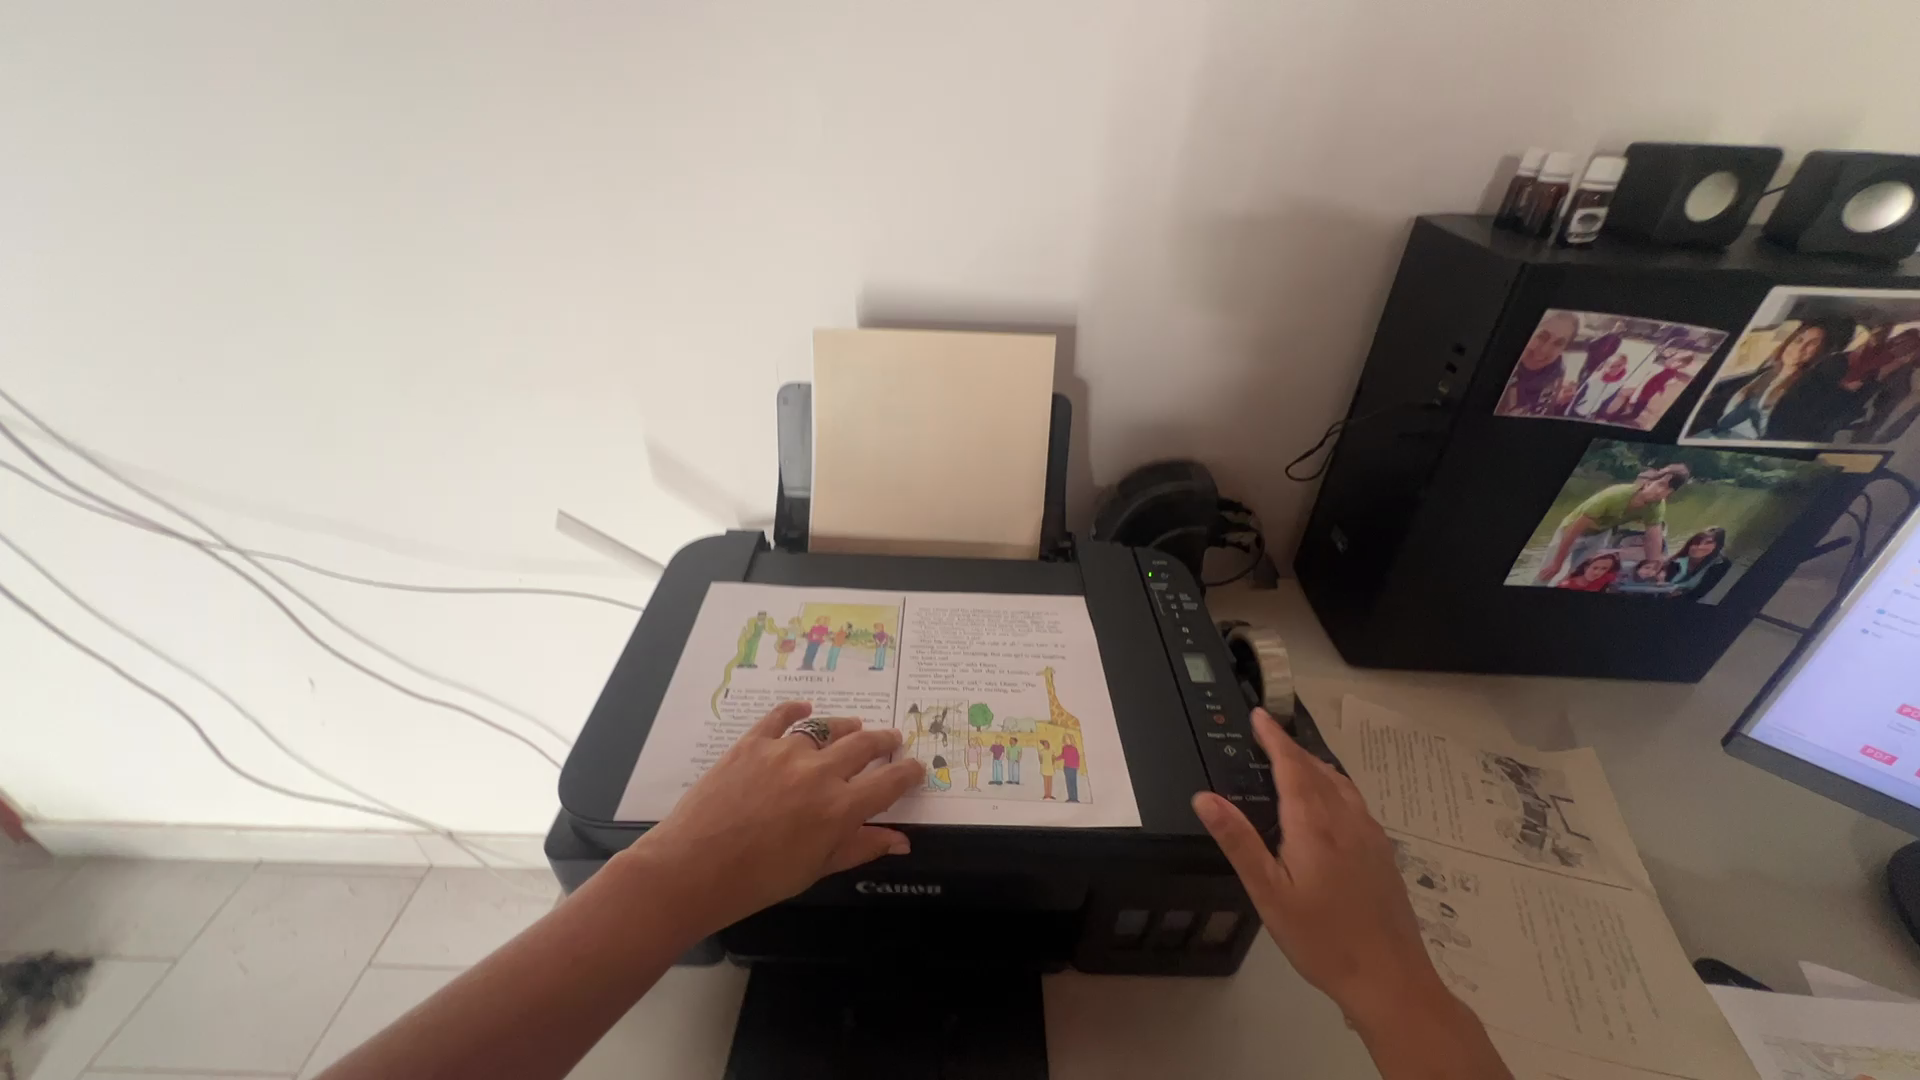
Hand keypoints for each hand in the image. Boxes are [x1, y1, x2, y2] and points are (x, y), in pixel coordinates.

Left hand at [624, 702, 924, 935]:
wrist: (692, 869)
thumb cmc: (758, 880)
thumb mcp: (816, 869)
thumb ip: (860, 847)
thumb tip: (901, 840)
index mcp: (840, 808)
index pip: (889, 783)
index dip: (908, 773)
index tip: (915, 768)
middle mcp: (819, 771)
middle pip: (864, 745)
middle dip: (883, 741)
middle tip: (891, 740)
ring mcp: (785, 752)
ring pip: (827, 728)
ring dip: (846, 727)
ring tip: (853, 727)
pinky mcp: (753, 742)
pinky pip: (781, 717)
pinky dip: (796, 710)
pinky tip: (804, 709)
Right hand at [1192, 709, 1447, 1024]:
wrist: (1391, 981)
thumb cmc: (1322, 938)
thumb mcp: (1267, 892)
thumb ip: (1237, 840)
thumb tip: (1205, 798)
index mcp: (1314, 825)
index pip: (1292, 766)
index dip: (1274, 738)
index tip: (1259, 716)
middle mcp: (1346, 821)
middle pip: (1317, 770)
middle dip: (1291, 747)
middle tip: (1267, 733)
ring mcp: (1370, 837)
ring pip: (1341, 784)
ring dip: (1314, 764)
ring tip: (1294, 758)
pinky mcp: (1383, 854)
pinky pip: (1355, 802)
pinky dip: (1334, 785)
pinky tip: (1329, 802)